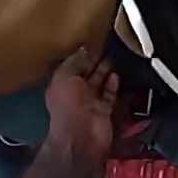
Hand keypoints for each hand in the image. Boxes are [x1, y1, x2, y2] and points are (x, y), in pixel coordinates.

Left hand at [44, 47, 118, 164]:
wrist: (81, 135)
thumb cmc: (69, 102)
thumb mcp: (65, 76)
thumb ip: (75, 62)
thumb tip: (84, 50)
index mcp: (62, 83)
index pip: (72, 65)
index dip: (81, 55)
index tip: (92, 42)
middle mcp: (75, 92)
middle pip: (86, 73)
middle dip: (95, 61)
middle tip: (107, 46)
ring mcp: (90, 101)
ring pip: (99, 82)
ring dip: (105, 71)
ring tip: (114, 57)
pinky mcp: (104, 110)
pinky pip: (109, 94)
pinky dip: (112, 85)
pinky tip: (116, 74)